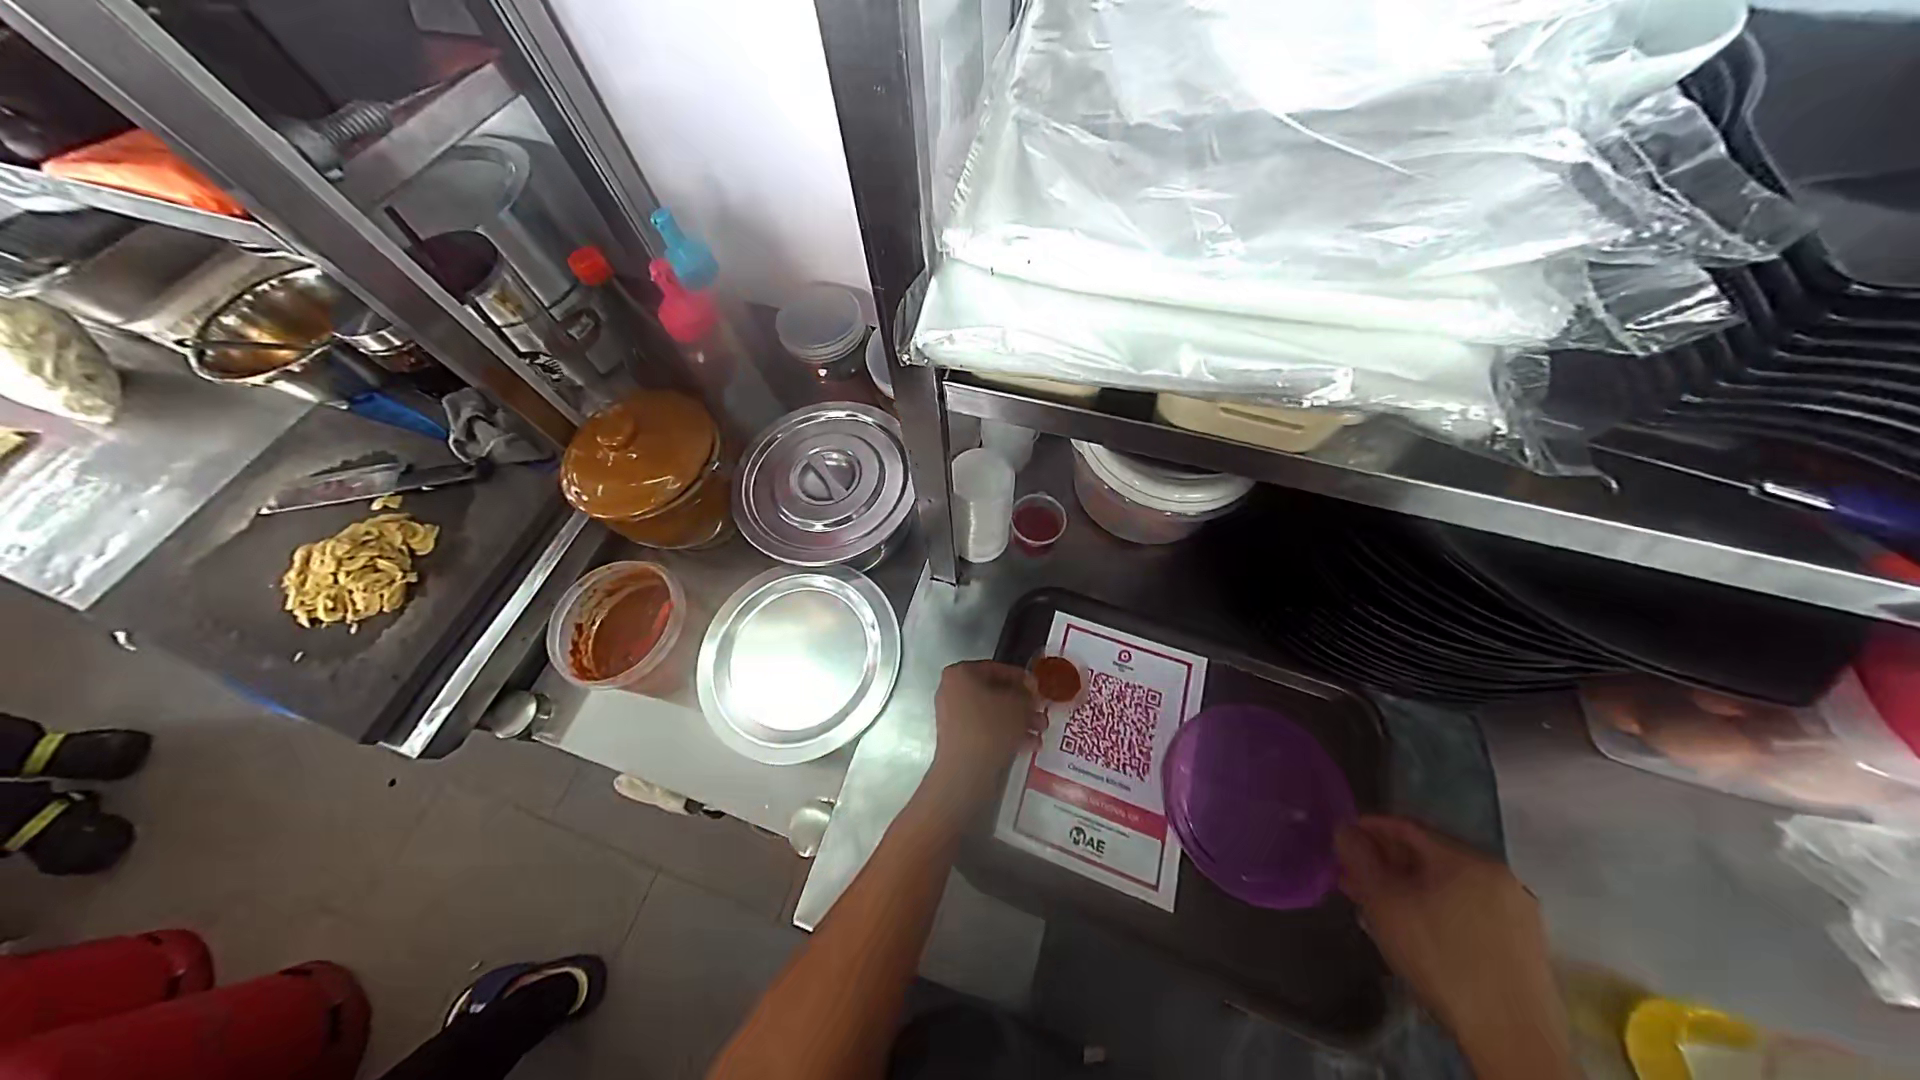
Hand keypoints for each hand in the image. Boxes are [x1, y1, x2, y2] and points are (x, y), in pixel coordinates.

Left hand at [923, 661, 1043, 810]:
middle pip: (994, 692)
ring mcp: (952, 716)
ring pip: (992, 713)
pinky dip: (1006, 734)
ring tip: (1040, 732)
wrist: (967, 770)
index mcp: (960, 673)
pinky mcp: (957, 739)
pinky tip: (1028, 745)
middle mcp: (951, 691)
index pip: (996, 668)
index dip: (1022, 678)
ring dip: (1018, 721)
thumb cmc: (992, 726)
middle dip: (1022, 704)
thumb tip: (1028, 693)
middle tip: (1041, 712)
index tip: (1039, 688)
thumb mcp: (1019, 703)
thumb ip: (1027, 693)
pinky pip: (985, 730)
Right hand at [1336, 816, 1575, 1079]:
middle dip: (1385, 863)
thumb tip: (1346, 829)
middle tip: (1352, 875)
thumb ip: (1358, 857)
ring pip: (1447, 885)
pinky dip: (1435, 908)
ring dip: (1407, 887)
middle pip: (1428, 856)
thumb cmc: (1438, 957)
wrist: (1511, 1037)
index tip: (1342, 838)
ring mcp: (1516, 910)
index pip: (1407, 827)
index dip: (1369, 827)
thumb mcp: (1383, 901)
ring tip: (1375, 904)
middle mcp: (1497, 875)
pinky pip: (1467, 909)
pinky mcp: (1523, 943)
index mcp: (1467, 858)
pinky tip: (1414, 928)